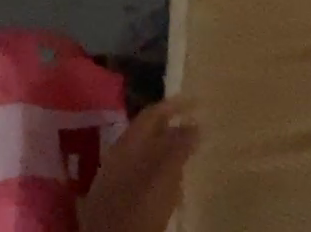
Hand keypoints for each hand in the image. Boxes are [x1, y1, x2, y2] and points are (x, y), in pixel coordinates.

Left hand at [80, 95, 197, 231]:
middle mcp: (117, 158)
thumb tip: (195, 124)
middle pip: (147, 134)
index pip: (151, 114)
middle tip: (197, 127)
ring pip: (144, 155)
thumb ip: (180, 147)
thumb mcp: (164, 175)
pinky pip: (141, 175)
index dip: (175, 105)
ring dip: (167, 151)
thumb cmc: (138, 208)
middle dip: (173, 128)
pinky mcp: (116, 200)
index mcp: (127, 146)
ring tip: (189, 154)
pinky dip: (159, 172)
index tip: (197, 102)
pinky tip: (171, 184)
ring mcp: (114, 180)